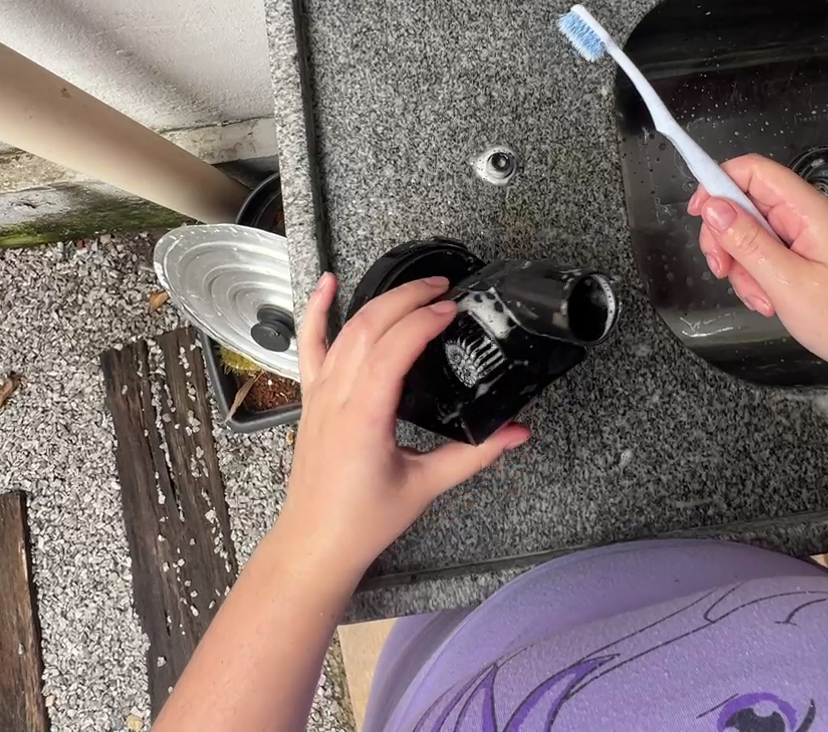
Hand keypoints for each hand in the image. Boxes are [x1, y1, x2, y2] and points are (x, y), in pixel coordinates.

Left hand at [273, 273, 529, 579]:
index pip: (391, 350)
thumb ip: (474, 454)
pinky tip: (326, 284)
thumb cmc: (363, 520)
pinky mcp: (311, 396)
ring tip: (415, 286)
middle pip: (368, 327)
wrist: (314, 543)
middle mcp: (336, 396)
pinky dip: (316, 311)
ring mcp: (319, 393)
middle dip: (407, 298)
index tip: (451, 308)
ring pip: (346, 331)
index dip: (422, 321)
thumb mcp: (426, 486)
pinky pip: (310, 345)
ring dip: (381, 301)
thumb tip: (517, 432)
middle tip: (443, 287)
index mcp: (363, 416)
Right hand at [689, 155, 827, 380]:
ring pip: (747, 233)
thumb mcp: (786, 282)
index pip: (753, 170)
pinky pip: (761, 255)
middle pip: (743, 203)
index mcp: (807, 210)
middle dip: (724, 236)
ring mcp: (802, 236)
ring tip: (758, 297)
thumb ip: (747, 241)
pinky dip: (754, 277)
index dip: (718, 183)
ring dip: (740, 265)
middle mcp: (804, 216)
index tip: (698, 214)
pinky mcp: (801, 256)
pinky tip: (767, 301)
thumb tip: (713, 207)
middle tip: (722, 269)